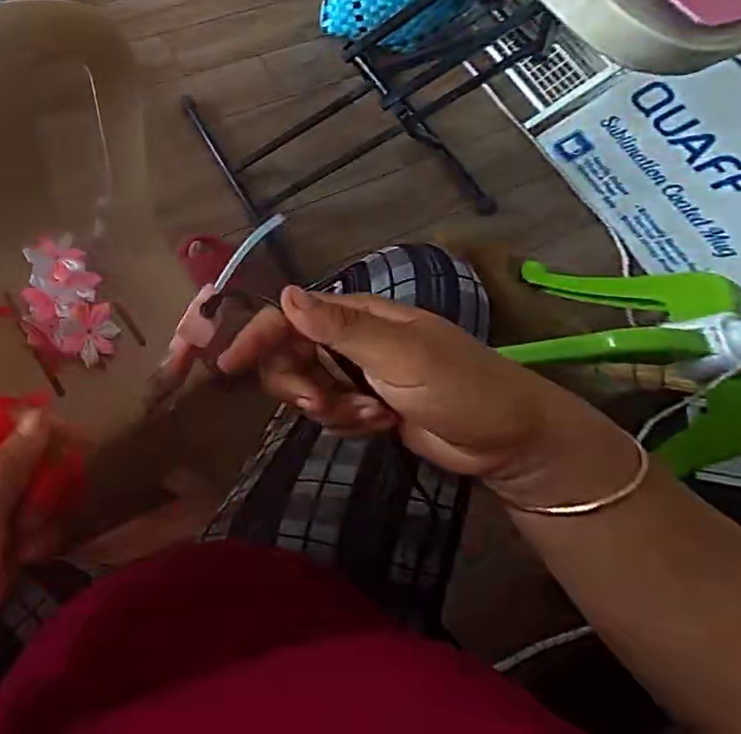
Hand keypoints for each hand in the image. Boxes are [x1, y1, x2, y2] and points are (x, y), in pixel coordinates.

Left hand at [0, 411, 55, 713]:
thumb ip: (12, 462)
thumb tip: (41, 414)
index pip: (13, 427)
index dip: (47, 431)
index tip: (84, 443)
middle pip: (33, 461)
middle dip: (46, 484)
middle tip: (37, 515)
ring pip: (40, 495)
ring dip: (44, 516)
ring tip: (27, 545)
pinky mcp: (5, 546)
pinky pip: (37, 527)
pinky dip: (40, 539)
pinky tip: (30, 559)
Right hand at [217, 286, 641, 508]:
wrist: (512, 445)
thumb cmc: (462, 387)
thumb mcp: (403, 355)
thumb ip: (340, 328)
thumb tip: (284, 295)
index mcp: (353, 314)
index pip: (287, 317)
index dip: (255, 336)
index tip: (228, 364)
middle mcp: (345, 338)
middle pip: (286, 354)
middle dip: (297, 383)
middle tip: (318, 404)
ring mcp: (351, 372)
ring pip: (302, 386)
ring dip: (326, 406)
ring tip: (369, 416)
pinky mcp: (359, 404)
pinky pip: (325, 411)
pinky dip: (345, 421)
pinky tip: (379, 424)